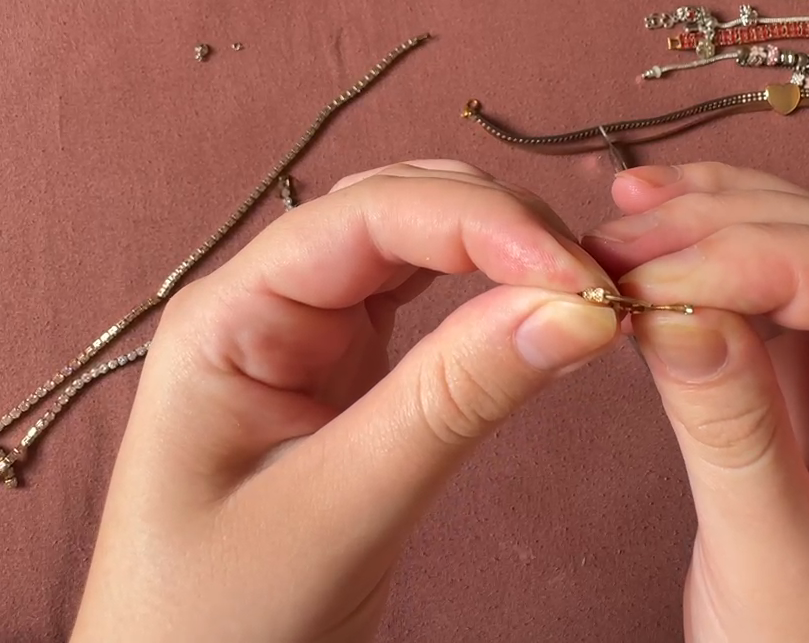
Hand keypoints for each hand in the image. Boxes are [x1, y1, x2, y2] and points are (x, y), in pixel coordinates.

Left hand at [71, 161, 622, 642]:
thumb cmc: (216, 620)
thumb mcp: (335, 512)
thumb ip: (452, 400)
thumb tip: (574, 312)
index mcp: (230, 311)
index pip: (367, 215)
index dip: (480, 224)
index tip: (579, 275)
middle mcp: (267, 293)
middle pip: (396, 206)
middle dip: (500, 228)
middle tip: (593, 289)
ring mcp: (309, 321)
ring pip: (415, 237)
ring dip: (499, 247)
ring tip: (574, 292)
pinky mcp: (346, 357)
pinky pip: (423, 291)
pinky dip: (486, 286)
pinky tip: (529, 303)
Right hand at [584, 164, 808, 642]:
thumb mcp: (776, 583)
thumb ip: (733, 438)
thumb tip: (669, 308)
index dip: (767, 261)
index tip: (652, 274)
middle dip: (728, 228)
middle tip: (619, 243)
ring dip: (712, 215)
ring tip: (625, 214)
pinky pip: (768, 278)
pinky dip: (708, 242)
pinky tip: (655, 221)